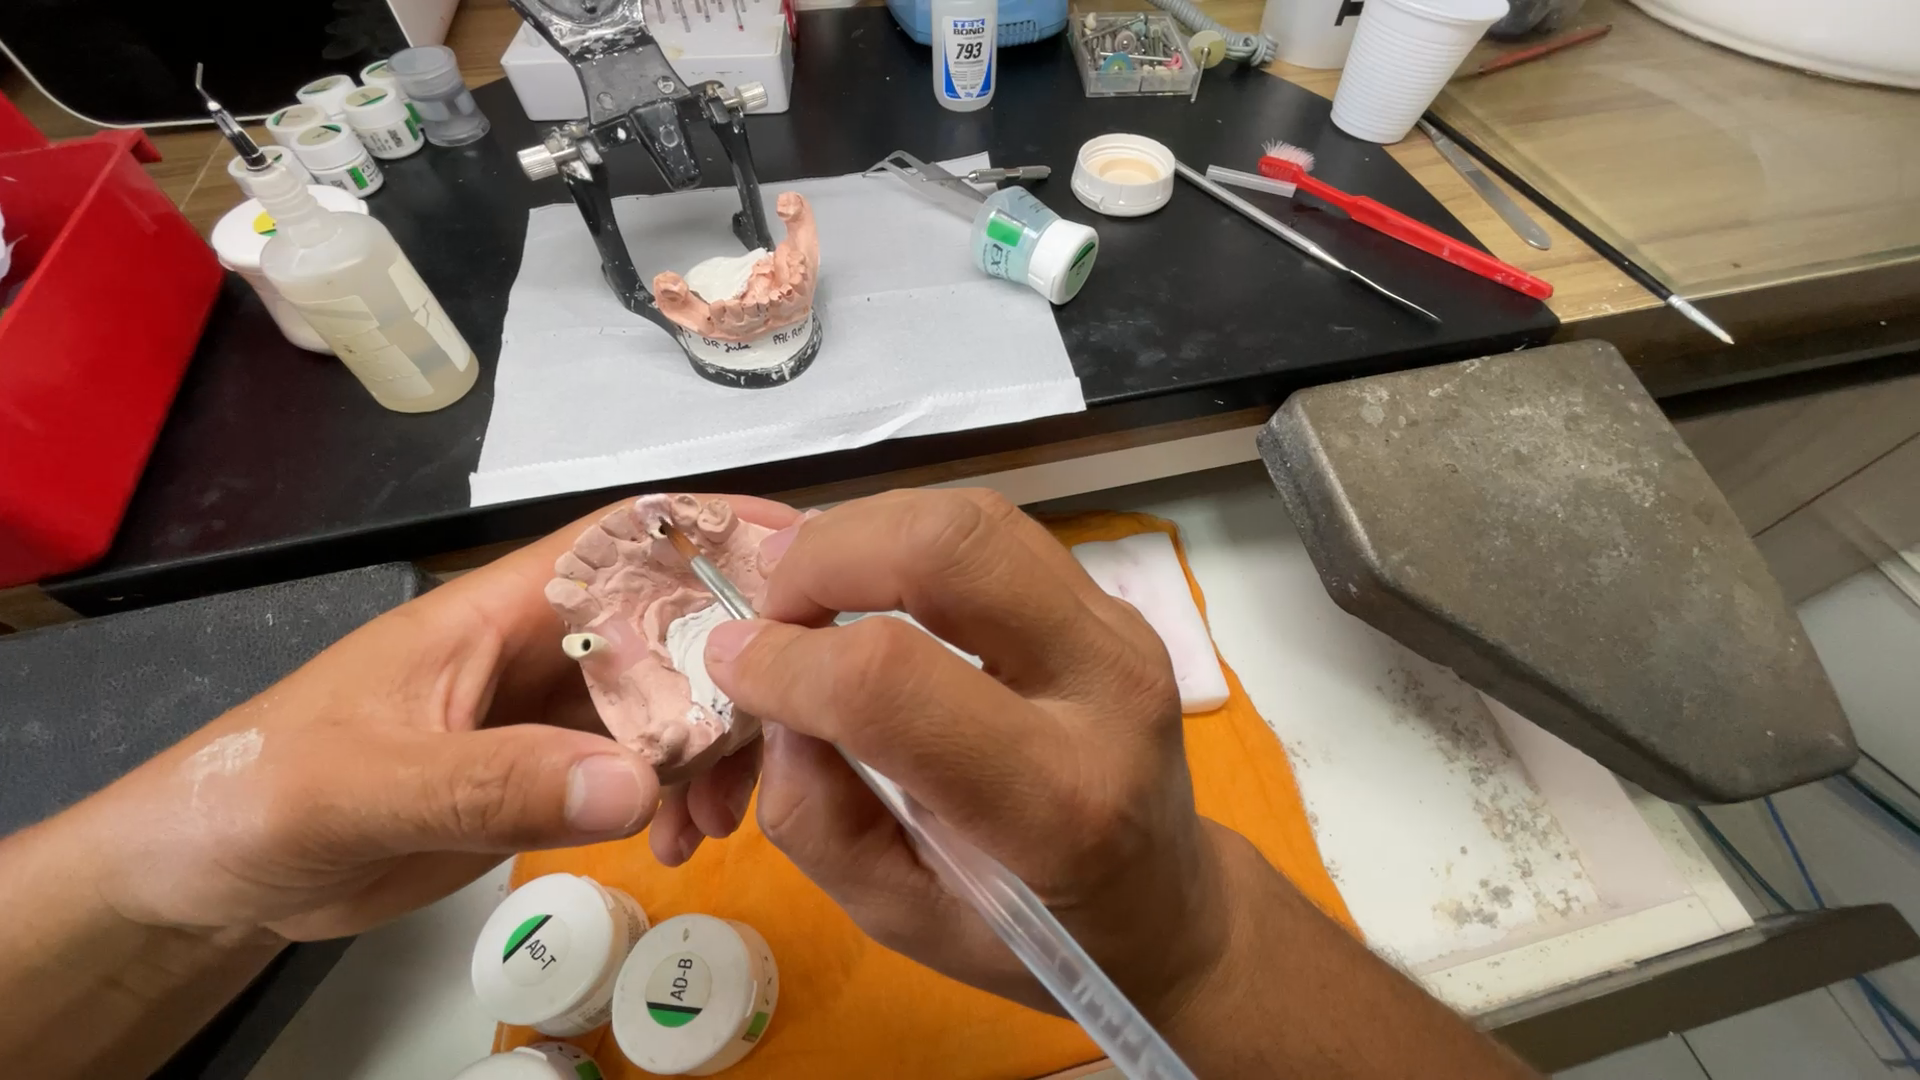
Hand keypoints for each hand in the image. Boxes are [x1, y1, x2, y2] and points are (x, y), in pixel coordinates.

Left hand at [68, 496, 797, 940]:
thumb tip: (635, 786)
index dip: (713, 530)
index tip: (797, 553)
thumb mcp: (364, 788)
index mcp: (510, 609)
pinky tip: (680, 843)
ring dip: (717, 751)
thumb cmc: (257, 798)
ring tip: (718, 819)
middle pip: (678, 629)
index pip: (627, 542)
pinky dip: (681, 800)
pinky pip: (652, 769)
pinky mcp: (564, 768)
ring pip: (678, 703)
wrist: (208, 880)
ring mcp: (564, 710)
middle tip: (782, 732)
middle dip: (738, 672)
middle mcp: (554, 647)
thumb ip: (494, 781)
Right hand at [695, 489, 1230, 1017]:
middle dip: (828, 557)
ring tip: (808, 581)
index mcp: (1056, 800)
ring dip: (866, 530)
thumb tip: (775, 698)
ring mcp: (1118, 627)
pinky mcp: (1111, 602)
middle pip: (951, 549)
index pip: (896, 682)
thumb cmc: (1038, 937)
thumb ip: (819, 819)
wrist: (1167, 900)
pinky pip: (995, 530)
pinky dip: (910, 533)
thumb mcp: (906, 919)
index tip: (735, 665)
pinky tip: (874, 574)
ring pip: (975, 519)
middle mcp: (1104, 686)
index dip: (791, 662)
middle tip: (773, 605)